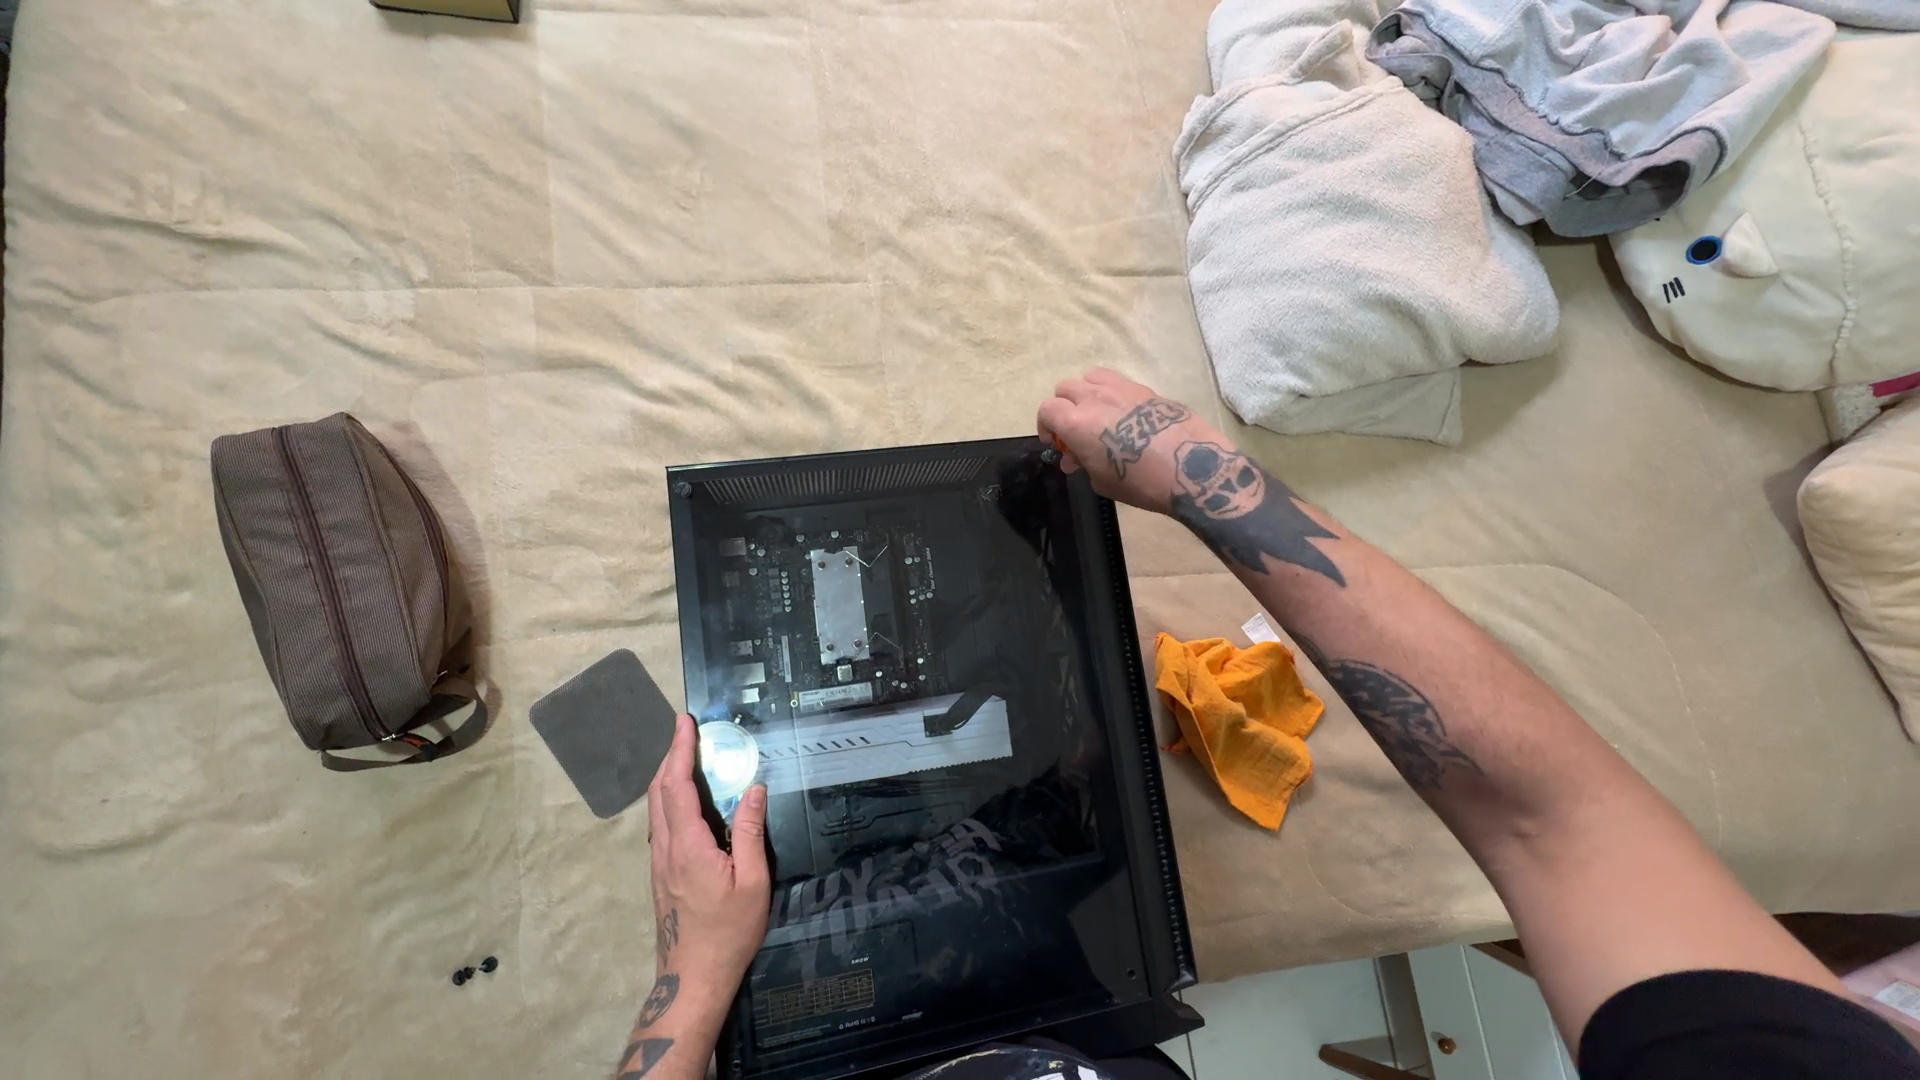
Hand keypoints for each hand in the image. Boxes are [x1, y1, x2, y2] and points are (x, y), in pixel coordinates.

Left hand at [643, 714, 769, 1025]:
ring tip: (687, 756)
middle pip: (658, 791)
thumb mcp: (754, 882)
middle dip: (669, 755)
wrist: (693, 978)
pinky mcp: (660, 873)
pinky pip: (660, 823)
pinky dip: (669, 797)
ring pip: (655, 808)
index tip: (685, 723)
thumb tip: (754, 789)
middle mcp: (665, 849)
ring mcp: (658, 862)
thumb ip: (750, 832)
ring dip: (667, 776)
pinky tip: (686, 798)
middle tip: (687, 731)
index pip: (676, 786)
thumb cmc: (728, 932)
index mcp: (687, 846)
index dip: (679, 751)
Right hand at [1037, 369, 1231, 513]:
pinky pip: (1117, 382)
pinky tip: (1125, 415)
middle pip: (1066, 388)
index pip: (1046, 410)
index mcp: (1076, 423)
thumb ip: (1083, 463)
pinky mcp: (1145, 389)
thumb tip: (1075, 458)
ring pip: (1091, 377)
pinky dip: (1111, 393)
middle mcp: (1094, 398)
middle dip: (1064, 408)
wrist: (1191, 468)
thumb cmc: (1139, 483)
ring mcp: (1121, 388)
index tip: (1055, 443)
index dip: (1045, 426)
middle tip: (1075, 431)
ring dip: (1086, 394)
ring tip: (1097, 415)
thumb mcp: (1101, 481)